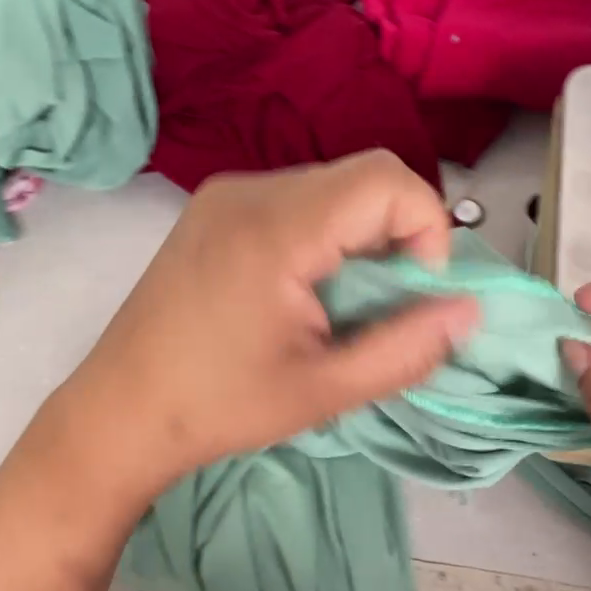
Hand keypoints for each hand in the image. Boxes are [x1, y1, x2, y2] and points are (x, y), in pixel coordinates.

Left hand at [54, 151, 479, 497]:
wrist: (120, 412)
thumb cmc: (223, 407)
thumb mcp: (327, 390)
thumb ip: (407, 348)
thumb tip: (470, 309)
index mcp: (277, 228)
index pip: (387, 179)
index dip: (427, 228)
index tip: (414, 293)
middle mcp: (249, 190)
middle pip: (362, 178)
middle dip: (397, 236)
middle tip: (381, 306)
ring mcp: (225, 194)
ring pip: (331, 188)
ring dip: (361, 238)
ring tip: (340, 306)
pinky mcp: (213, 210)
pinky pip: (296, 200)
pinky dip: (326, 236)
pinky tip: (305, 292)